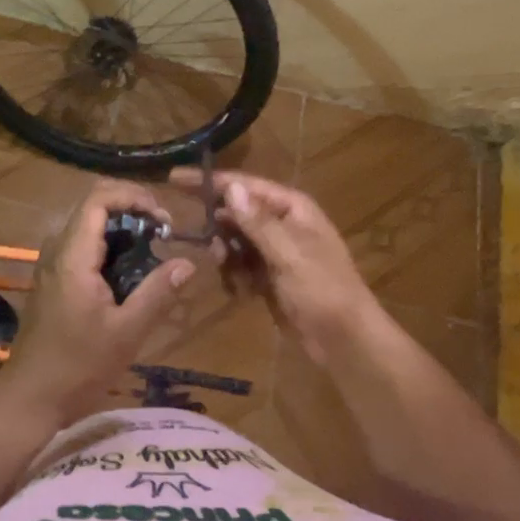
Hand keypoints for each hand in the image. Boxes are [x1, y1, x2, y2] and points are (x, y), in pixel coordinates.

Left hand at [0, 179, 195, 423]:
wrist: (30, 398)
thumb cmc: (78, 367)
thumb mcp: (126, 332)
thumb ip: (157, 293)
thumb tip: (188, 263)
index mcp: (72, 255)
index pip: (98, 199)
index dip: (133, 196)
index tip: (163, 218)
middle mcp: (57, 250)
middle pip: (93, 207)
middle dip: (132, 209)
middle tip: (164, 231)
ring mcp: (52, 264)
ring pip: (88, 226)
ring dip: (122, 228)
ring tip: (153, 249)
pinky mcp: (54, 279)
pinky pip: (83, 246)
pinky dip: (109, 246)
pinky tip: (130, 272)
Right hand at [170, 168, 377, 363]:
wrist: (345, 341)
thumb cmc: (323, 290)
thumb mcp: (289, 254)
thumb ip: (257, 222)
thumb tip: (231, 187)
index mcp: (292, 208)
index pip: (244, 185)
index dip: (210, 181)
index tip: (174, 178)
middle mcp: (282, 223)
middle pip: (237, 212)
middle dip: (219, 227)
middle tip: (207, 246)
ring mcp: (276, 251)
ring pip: (235, 241)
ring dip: (227, 255)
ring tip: (228, 273)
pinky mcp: (270, 277)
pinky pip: (241, 266)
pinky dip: (236, 276)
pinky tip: (241, 292)